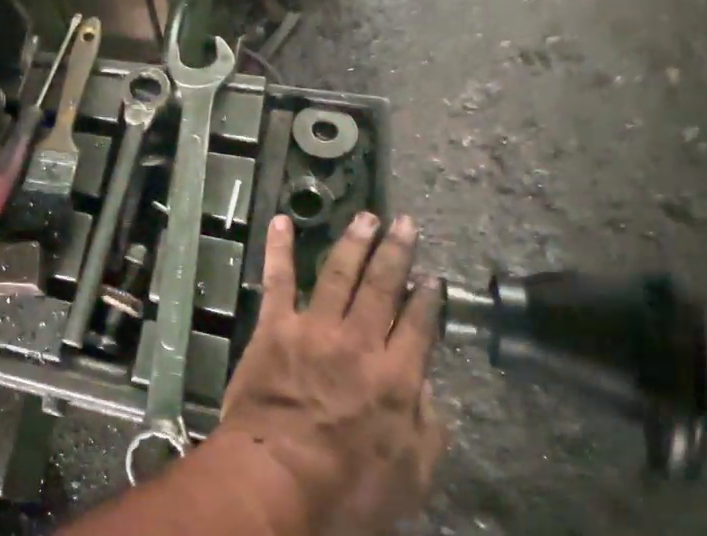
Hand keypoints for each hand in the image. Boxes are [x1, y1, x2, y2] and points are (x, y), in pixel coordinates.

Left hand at [211, 212, 445, 533]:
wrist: (275, 476)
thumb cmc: (345, 489)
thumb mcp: (410, 477)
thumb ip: (426, 430)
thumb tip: (426, 390)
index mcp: (396, 377)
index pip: (420, 325)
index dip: (428, 298)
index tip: (432, 277)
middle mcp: (359, 342)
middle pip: (383, 286)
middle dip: (396, 252)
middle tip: (404, 223)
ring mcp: (314, 329)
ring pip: (338, 273)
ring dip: (353, 242)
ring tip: (365, 217)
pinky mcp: (274, 327)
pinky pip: (277, 280)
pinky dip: (279, 249)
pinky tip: (280, 221)